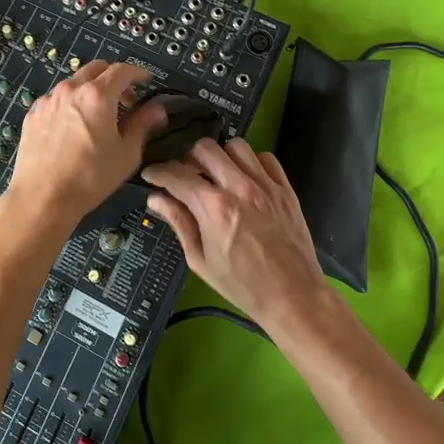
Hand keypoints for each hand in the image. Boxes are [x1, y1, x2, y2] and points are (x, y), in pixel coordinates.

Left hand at [3, 61, 165, 229]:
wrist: (42, 197)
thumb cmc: (90, 177)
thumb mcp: (126, 153)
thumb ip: (143, 124)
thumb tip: (157, 108)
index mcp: (97, 95)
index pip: (122, 70)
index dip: (138, 73)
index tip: (147, 81)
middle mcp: (70, 89)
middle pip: (96, 69)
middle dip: (114, 78)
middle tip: (125, 99)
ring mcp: (48, 100)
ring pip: (74, 82)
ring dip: (91, 89)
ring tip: (98, 115)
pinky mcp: (33, 113)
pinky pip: (56, 99)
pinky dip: (70, 103)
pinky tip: (73, 127)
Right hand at [141, 138, 328, 330]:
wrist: (293, 296)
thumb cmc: (242, 285)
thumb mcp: (201, 260)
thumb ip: (179, 223)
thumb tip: (156, 199)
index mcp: (214, 208)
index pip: (177, 175)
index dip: (158, 171)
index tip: (151, 174)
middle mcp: (239, 187)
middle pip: (205, 148)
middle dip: (189, 159)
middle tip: (187, 177)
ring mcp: (266, 185)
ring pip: (236, 146)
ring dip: (221, 157)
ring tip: (218, 176)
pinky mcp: (286, 188)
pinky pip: (266, 158)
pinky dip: (252, 163)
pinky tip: (247, 180)